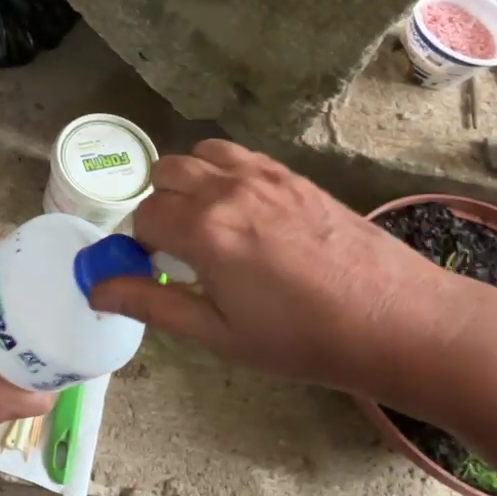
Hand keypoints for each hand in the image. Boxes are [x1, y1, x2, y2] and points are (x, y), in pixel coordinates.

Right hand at [87, 139, 484, 398]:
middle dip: (160, 208)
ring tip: (210, 223)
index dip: (143, 246)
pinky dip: (223, 172)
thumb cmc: (304, 340)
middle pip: (164, 175)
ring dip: (189, 182)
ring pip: (198, 156)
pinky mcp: (292, 175)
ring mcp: (263, 176)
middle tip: (183, 249)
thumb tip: (96, 289)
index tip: (161, 272)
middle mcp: (226, 190)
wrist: (400, 321)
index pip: (143, 217)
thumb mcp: (220, 333)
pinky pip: (237, 155)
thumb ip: (151, 303)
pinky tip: (245, 212)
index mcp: (203, 230)